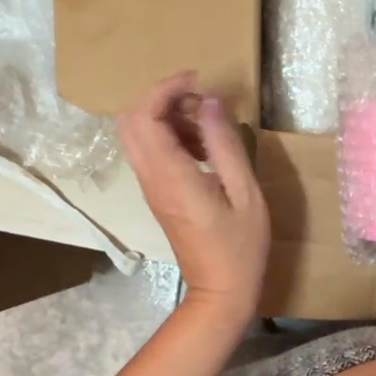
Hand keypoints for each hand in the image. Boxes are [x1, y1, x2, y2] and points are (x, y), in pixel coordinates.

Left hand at [117, 71, 270, 319]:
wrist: (220, 292)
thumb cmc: (240, 248)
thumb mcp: (245, 195)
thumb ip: (226, 145)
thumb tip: (210, 101)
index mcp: (171, 176)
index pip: (145, 115)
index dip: (166, 88)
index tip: (199, 83)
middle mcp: (151, 179)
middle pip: (130, 119)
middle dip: (161, 98)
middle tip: (199, 101)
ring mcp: (150, 188)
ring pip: (136, 134)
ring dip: (166, 117)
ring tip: (207, 127)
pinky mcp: (157, 196)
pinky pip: (150, 152)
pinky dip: (170, 137)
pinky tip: (204, 149)